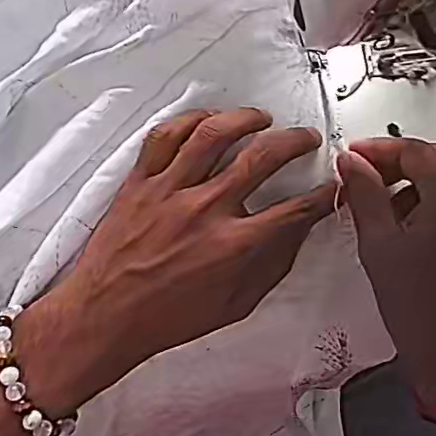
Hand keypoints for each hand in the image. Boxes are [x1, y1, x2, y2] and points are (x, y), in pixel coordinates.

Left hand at [20, 109, 337, 412]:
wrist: (105, 316)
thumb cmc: (165, 316)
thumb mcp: (234, 304)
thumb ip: (271, 267)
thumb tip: (297, 235)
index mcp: (232, 245)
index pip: (293, 208)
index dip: (322, 194)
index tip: (330, 186)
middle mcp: (204, 210)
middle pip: (263, 156)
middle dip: (295, 142)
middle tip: (304, 139)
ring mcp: (169, 190)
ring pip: (213, 133)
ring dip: (245, 118)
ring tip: (261, 118)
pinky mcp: (140, 182)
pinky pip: (164, 136)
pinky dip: (189, 120)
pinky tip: (206, 120)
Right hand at [337, 137, 435, 422]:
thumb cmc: (424, 316)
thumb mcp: (379, 247)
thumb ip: (365, 194)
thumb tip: (353, 164)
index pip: (415, 150)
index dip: (378, 149)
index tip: (355, 156)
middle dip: (399, 166)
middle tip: (366, 180)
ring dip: (421, 186)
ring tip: (389, 213)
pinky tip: (418, 232)